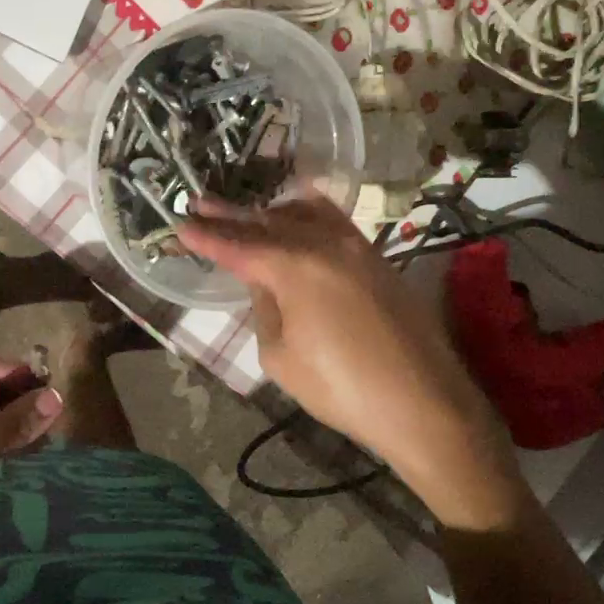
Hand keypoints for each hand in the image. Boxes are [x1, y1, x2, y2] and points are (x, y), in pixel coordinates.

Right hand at [180, 195, 523, 524]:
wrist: (423, 402)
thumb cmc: (342, 388)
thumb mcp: (281, 357)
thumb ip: (266, 309)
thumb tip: (268, 284)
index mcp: (294, 267)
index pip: (238, 246)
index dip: (206, 237)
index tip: (180, 224)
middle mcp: (325, 244)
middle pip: (268, 223)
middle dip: (231, 215)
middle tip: (200, 202)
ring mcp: (357, 248)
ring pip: (304, 215)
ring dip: (270, 212)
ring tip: (246, 212)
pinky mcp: (378, 260)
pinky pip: (334, 224)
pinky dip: (308, 217)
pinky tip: (298, 218)